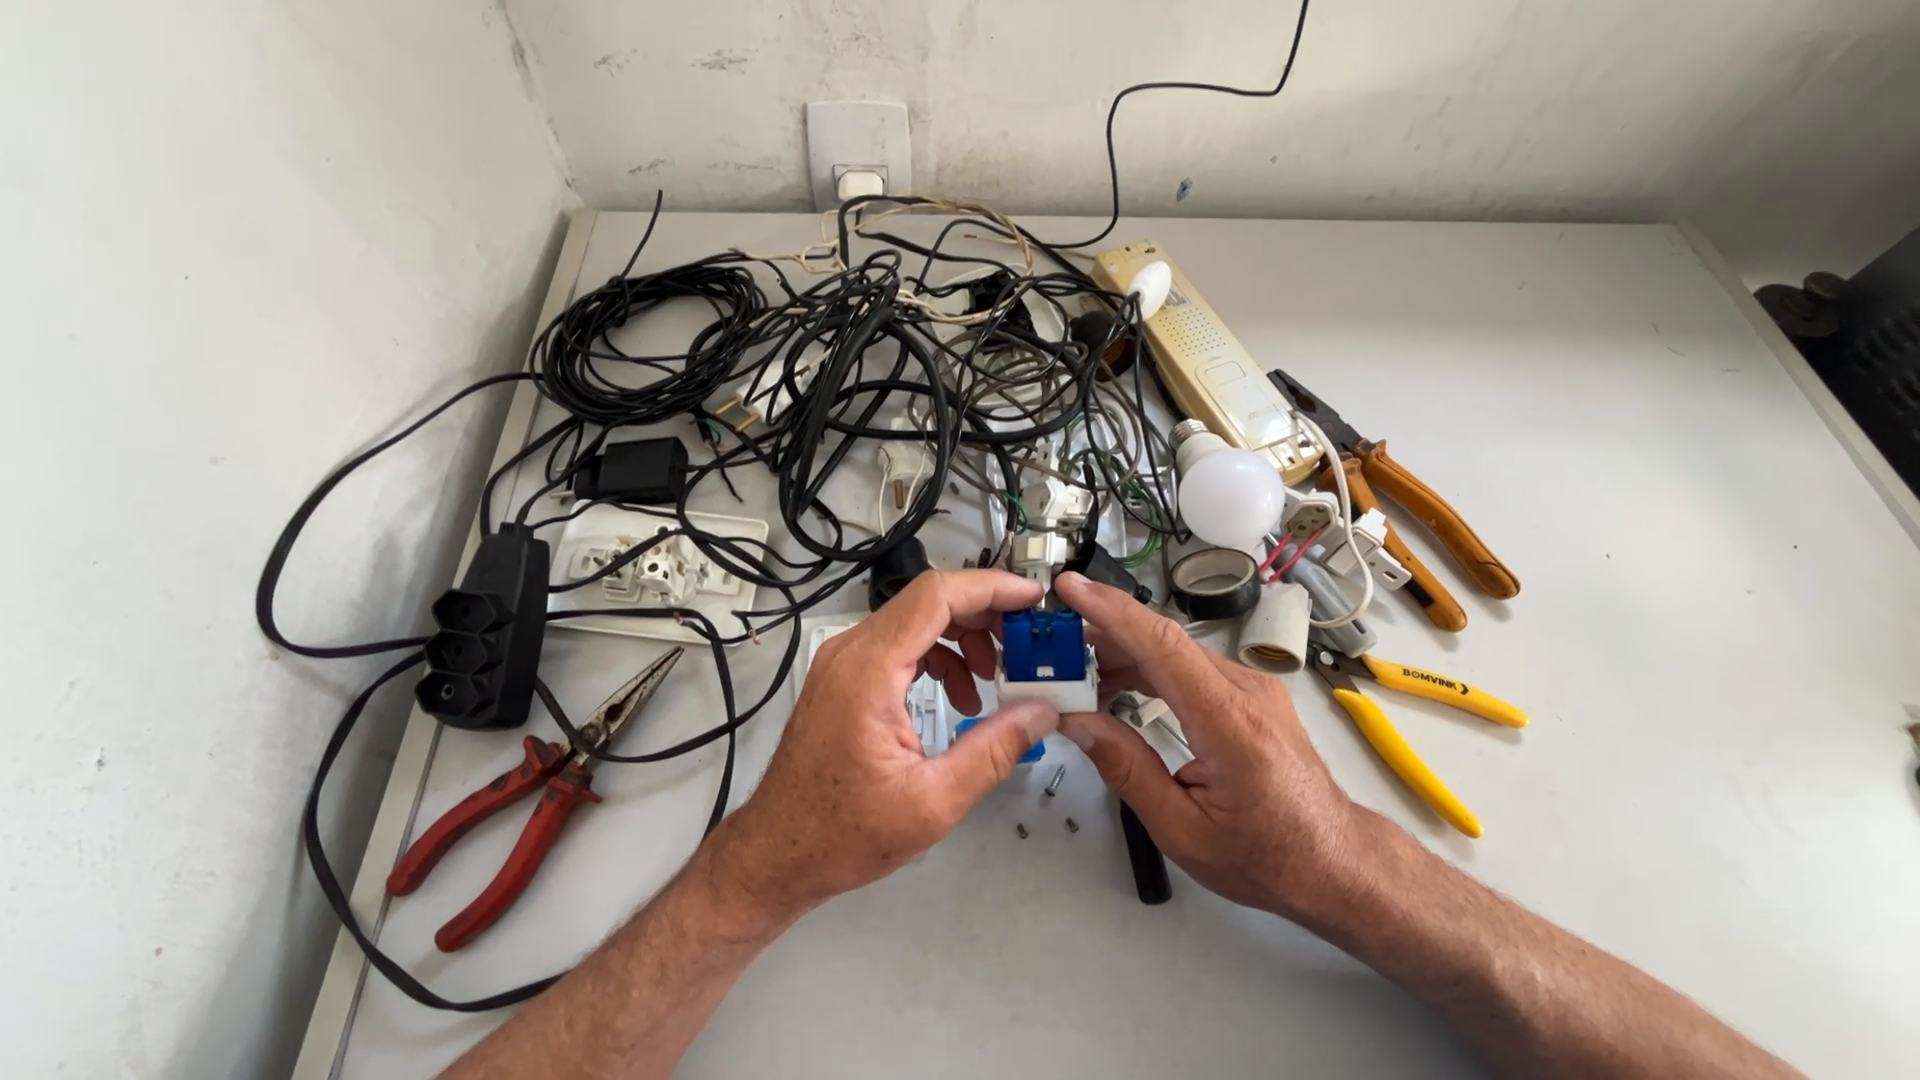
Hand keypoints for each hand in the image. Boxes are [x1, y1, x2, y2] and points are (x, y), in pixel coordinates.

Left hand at [707, 569, 1059, 917]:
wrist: (779, 852)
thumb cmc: (846, 833)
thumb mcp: (933, 801)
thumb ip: (993, 750)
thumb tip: (1044, 712)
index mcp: (869, 671)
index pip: (936, 597)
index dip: (990, 588)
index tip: (1033, 600)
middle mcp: (851, 652)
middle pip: (928, 601)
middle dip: (984, 614)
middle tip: (1026, 643)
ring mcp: (843, 663)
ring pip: (915, 621)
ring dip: (963, 638)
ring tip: (996, 678)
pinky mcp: (844, 678)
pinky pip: (900, 646)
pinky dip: (938, 657)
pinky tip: (961, 698)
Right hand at [1053, 571, 1361, 917]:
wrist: (1334, 861)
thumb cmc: (1263, 856)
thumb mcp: (1182, 829)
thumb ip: (1127, 768)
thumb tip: (1077, 722)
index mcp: (1230, 724)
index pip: (1163, 647)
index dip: (1112, 612)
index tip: (1070, 588)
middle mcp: (1246, 691)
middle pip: (1164, 643)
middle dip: (1103, 635)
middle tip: (1052, 648)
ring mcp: (1253, 688)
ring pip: (1176, 652)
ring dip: (1124, 653)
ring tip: (1078, 675)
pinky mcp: (1251, 694)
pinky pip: (1191, 666)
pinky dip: (1149, 668)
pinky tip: (1120, 686)